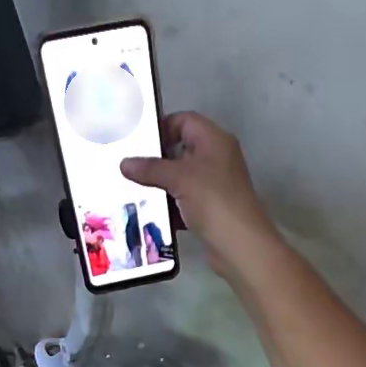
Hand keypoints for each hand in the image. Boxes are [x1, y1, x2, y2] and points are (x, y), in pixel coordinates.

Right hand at [121, 112, 278, 276]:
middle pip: (181, 151)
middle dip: (155, 160)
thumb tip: (124, 164)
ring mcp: (214, 187)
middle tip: (127, 167)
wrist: (240, 246)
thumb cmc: (213, 201)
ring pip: (181, 180)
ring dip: (160, 186)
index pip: (185, 121)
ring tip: (131, 190)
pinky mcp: (210, 211)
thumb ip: (151, 168)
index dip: (162, 126)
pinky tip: (148, 213)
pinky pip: (184, 203)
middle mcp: (216, 159)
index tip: (137, 140)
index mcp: (214, 141)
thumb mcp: (180, 178)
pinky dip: (169, 208)